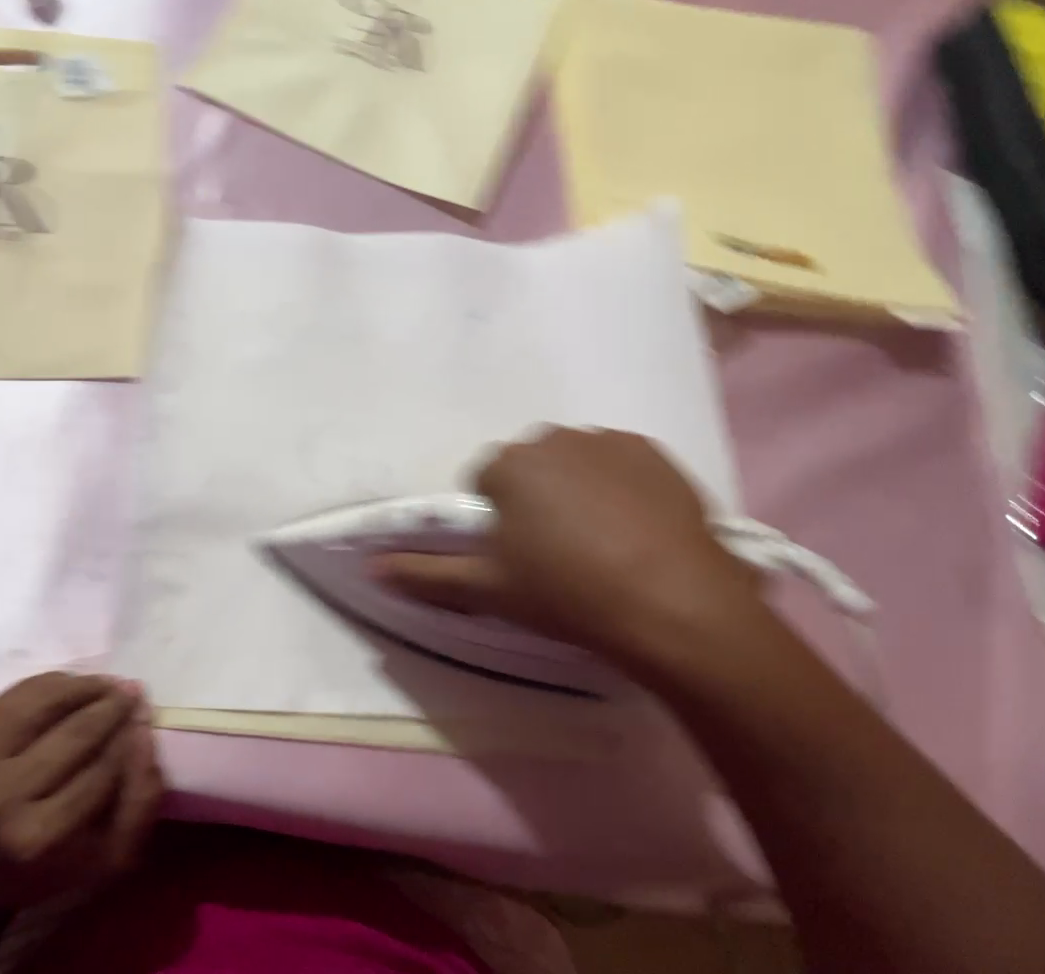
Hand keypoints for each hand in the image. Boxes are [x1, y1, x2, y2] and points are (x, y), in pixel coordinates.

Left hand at [0, 673, 161, 911]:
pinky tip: (75, 686)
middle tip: (134, 694)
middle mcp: (2, 799)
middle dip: (111, 708)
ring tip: (109, 685)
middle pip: (73, 735)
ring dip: (84, 687)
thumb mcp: (109, 856)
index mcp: (39, 838)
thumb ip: (141, 798)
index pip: (101, 772)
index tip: (146, 718)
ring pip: (43, 704)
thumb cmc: (50, 866)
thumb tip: (145, 730)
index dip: (129, 739)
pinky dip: (52, 684)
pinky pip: (16, 696)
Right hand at [375, 427, 774, 671]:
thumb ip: (424, 573)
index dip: (494, 521)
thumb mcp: (487, 590)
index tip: (515, 558)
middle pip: (529, 468)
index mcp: (509, 465)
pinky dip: (618, 488)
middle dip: (534, 499)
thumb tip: (371, 567)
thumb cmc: (566, 594)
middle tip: (555, 554)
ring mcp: (609, 441)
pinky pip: (618, 465)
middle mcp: (555, 439)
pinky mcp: (655, 454)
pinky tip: (634, 531)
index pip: (483, 482)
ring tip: (600, 544)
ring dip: (575, 490)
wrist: (674, 604)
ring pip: (574, 464)